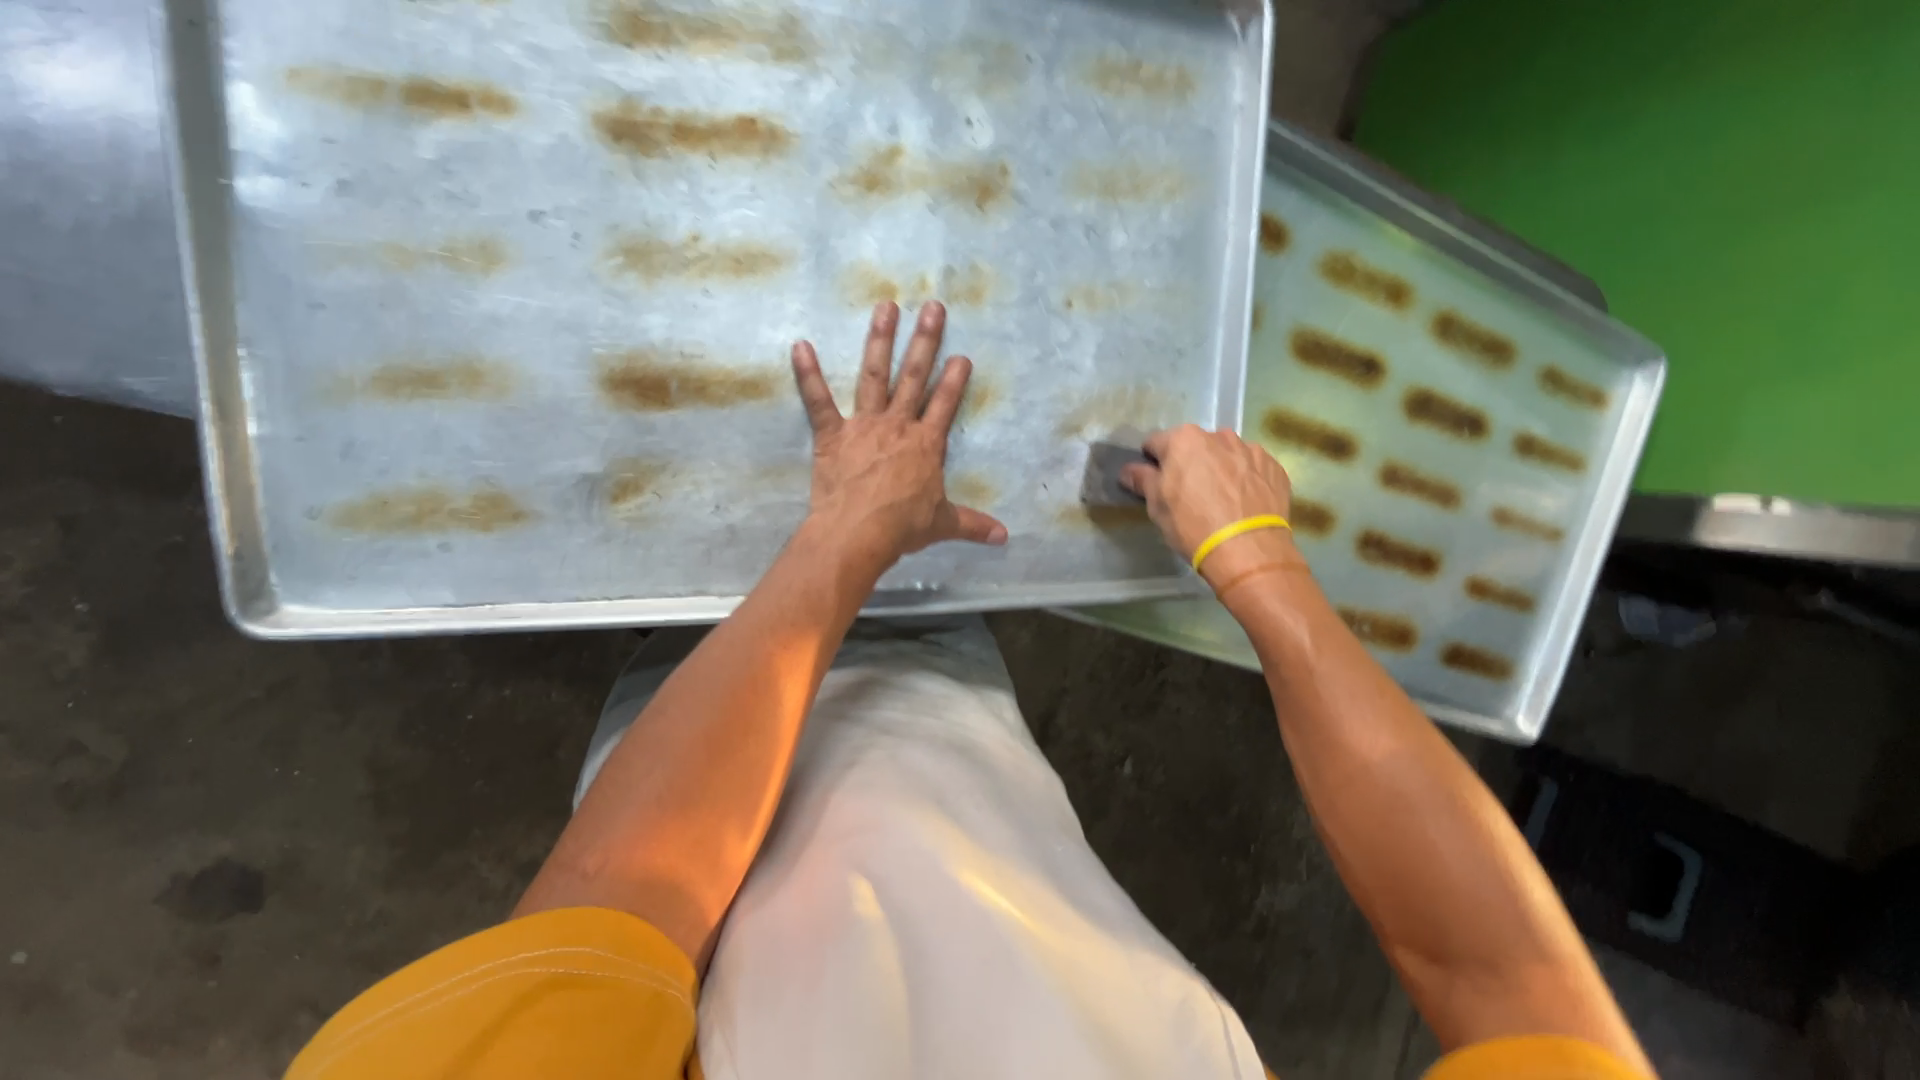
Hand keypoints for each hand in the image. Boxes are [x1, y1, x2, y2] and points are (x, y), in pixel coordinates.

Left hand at [790, 301, 1007, 567]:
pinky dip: (807, 374)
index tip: (961, 355)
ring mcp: (864, 426)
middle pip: (914, 377)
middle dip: (925, 341)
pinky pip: (818, 400)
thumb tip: (1004, 537)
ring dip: (879, 340)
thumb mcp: (942, 524)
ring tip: (885, 307)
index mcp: (926, 445)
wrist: (859, 532)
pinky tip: (800, 345)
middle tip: (932, 307)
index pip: (945, 405)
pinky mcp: (832, 435)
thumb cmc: (902, 528)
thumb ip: (973, 525)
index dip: (954, 380)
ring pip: (874, 375)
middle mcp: (898, 425)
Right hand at [1120, 425, 1303, 590]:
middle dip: (1190, 463)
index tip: (1156, 483)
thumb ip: (1142, 480)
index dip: (1153, 463)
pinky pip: (1251, 468)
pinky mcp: (1274, 467)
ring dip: (1219, 468)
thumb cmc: (1193, 526)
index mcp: (1184, 440)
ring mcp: (1250, 450)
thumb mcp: (1158, 506)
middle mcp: (1218, 436)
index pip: (1156, 443)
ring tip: (1221, 499)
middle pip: (1194, 446)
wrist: (1248, 550)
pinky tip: (1244, 504)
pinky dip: (1245, 479)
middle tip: (1189, 494)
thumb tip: (1128, 470)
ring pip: (1226, 454)